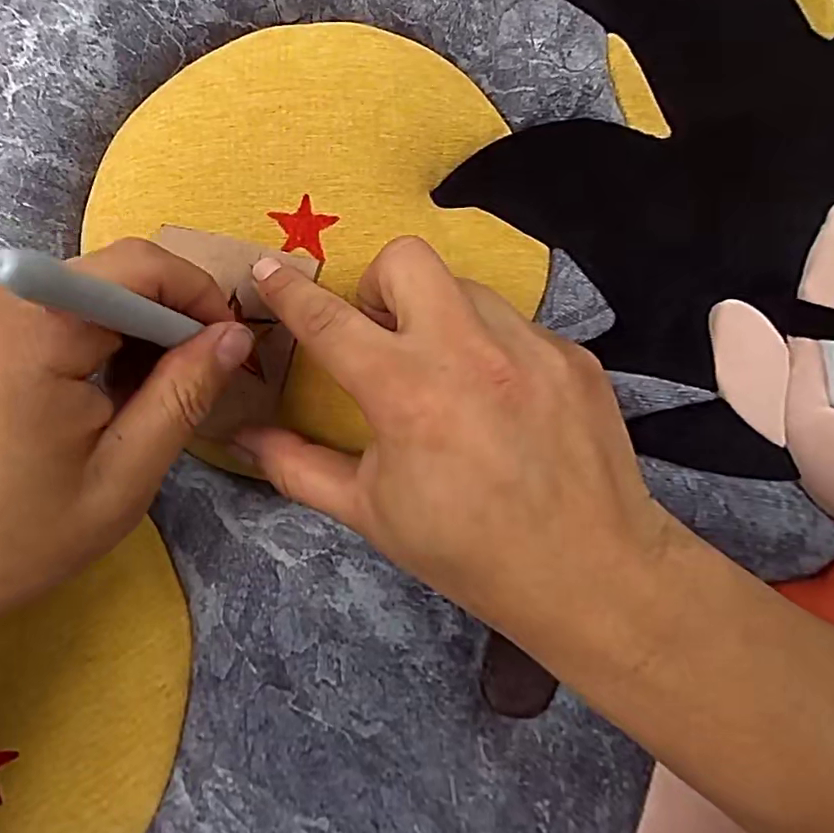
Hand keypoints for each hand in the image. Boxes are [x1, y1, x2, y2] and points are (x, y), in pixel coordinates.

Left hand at [0, 239, 254, 635]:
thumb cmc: (13, 540)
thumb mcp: (122, 476)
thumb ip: (184, 393)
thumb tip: (234, 335)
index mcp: (26, 329)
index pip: (139, 269)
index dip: (199, 295)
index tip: (229, 343)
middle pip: (108, 277)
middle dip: (164, 320)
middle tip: (192, 382)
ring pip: (80, 293)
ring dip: (126, 333)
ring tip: (141, 397)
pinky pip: (44, 308)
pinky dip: (86, 338)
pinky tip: (92, 391)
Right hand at [233, 237, 678, 655]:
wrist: (591, 573)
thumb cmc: (466, 550)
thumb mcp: (369, 512)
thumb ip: (297, 466)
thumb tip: (242, 439)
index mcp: (407, 393)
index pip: (331, 322)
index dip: (290, 292)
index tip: (268, 269)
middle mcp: (469, 353)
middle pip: (406, 259)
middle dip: (377, 284)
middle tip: (381, 335)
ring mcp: (529, 347)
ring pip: (462, 285)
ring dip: (435, 314)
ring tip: (444, 371)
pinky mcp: (571, 355)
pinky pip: (512, 323)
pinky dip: (488, 345)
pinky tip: (498, 398)